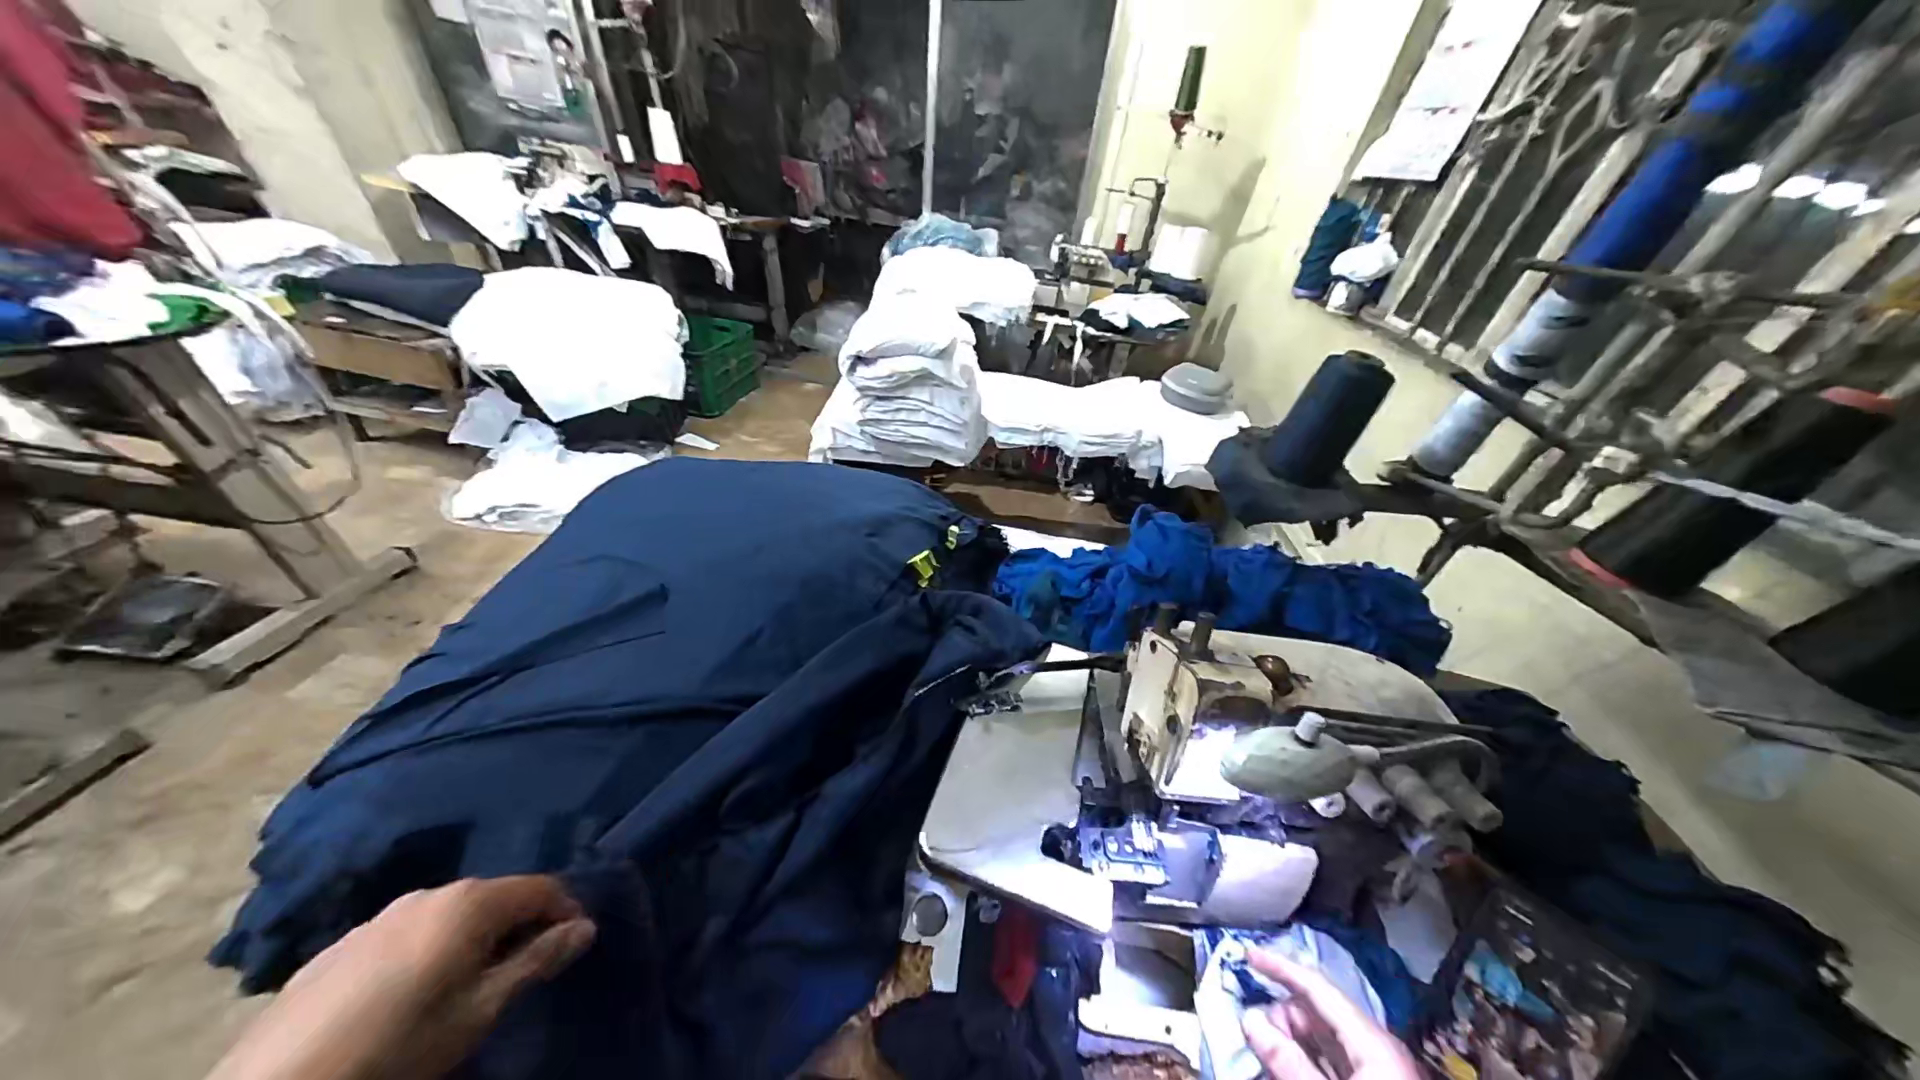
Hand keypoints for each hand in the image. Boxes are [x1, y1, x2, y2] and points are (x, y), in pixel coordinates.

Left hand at [208, 876, 595, 1079]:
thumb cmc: (397, 1048)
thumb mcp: (480, 1011)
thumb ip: (537, 961)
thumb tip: (585, 927)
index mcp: (470, 902)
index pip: (542, 887)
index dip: (566, 912)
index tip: (571, 947)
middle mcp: (429, 893)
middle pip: (496, 896)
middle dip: (519, 924)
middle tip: (522, 969)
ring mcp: (379, 916)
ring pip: (449, 914)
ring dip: (473, 937)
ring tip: (466, 983)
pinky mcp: (339, 946)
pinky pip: (406, 934)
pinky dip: (426, 950)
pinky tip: (407, 994)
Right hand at [1240, 947, 1419, 1079]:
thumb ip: (1288, 1062)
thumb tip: (1251, 1020)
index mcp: (1373, 1044)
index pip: (1318, 987)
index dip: (1279, 967)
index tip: (1245, 954)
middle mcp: (1378, 1049)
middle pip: (1319, 1011)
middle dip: (1283, 1016)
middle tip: (1256, 1037)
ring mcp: (1380, 1072)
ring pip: (1324, 1037)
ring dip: (1292, 1039)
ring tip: (1269, 1056)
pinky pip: (1333, 1061)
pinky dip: (1307, 1059)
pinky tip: (1288, 1068)